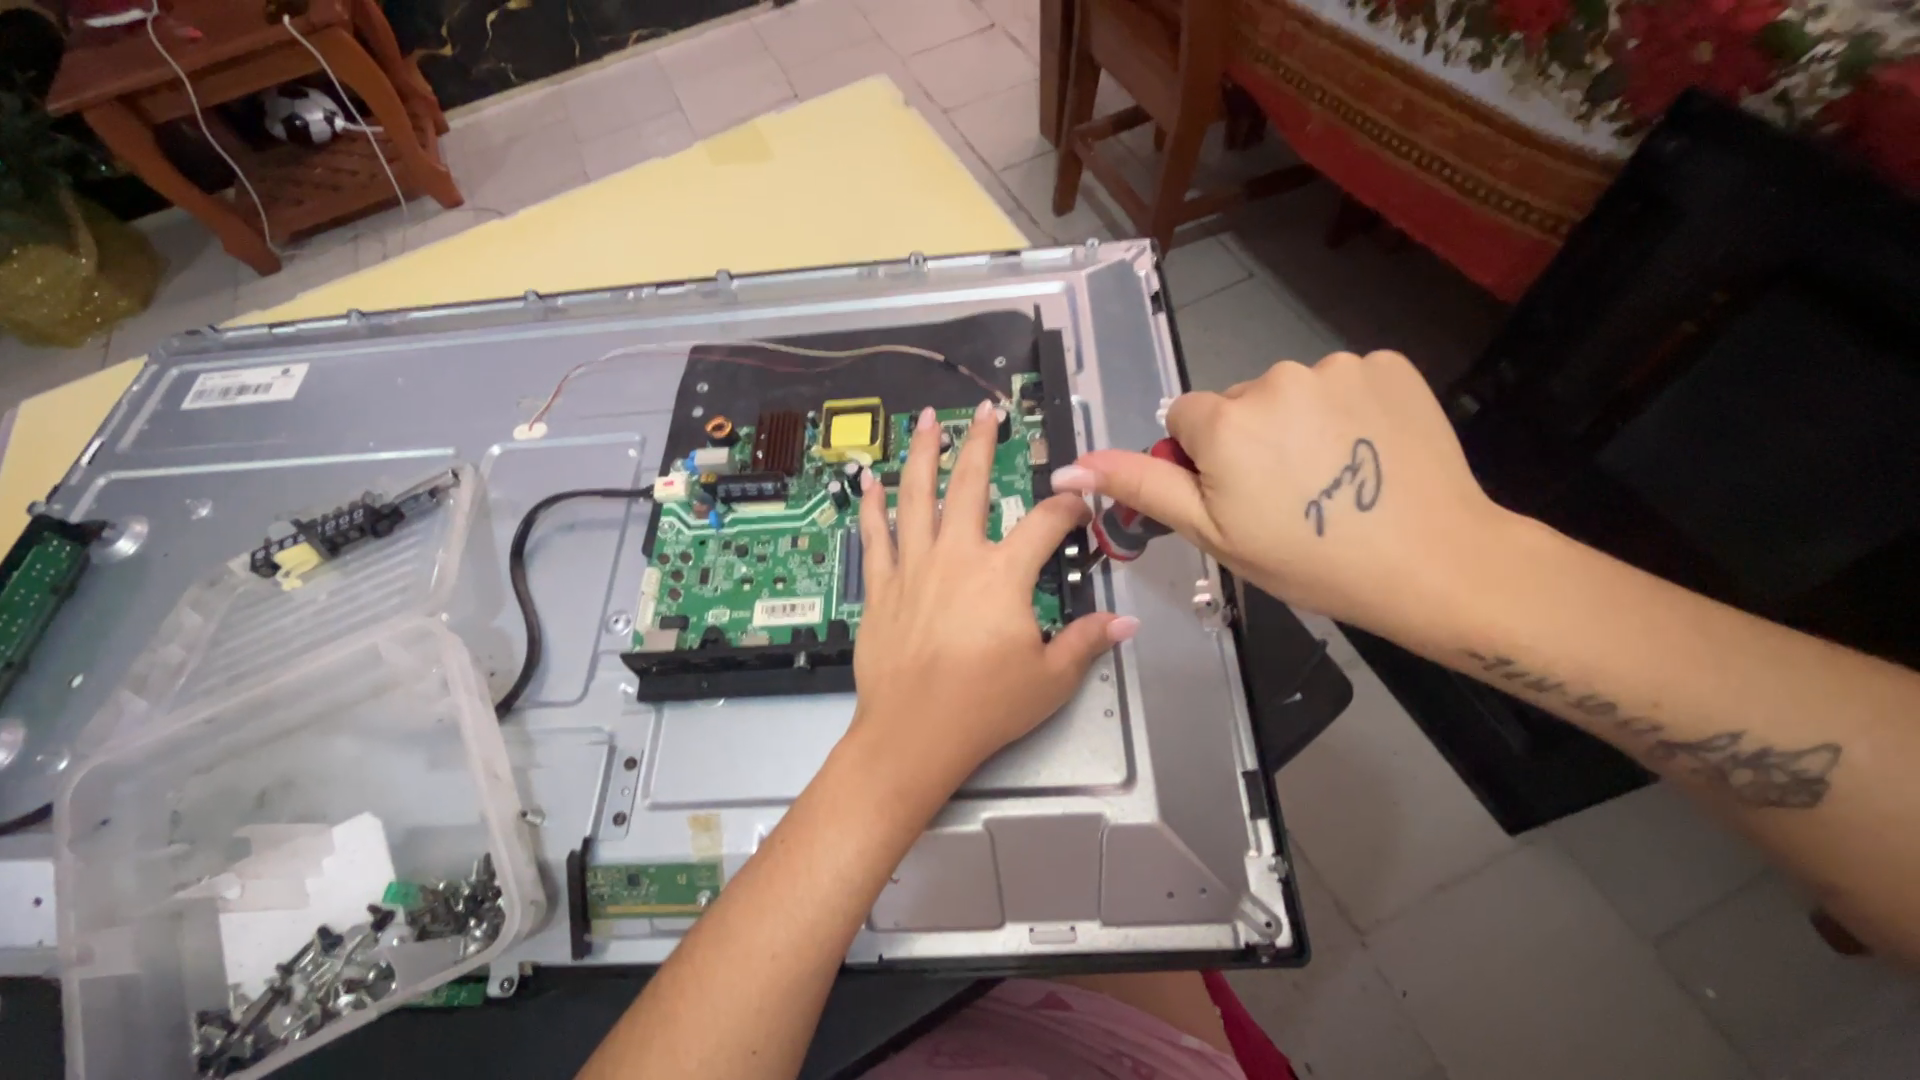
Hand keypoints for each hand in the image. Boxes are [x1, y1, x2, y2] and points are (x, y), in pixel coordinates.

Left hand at [849, 401, 1135, 791]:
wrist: (913, 735)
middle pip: (971, 485)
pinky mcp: (881, 588)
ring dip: (921, 455)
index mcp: (1003, 575)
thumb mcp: (1050, 679)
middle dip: (982, 443)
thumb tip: (1126, 623)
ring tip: (925, 421)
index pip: (1045, 523)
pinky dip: (871, 507)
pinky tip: (869, 482)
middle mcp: (957, 557)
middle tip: (987, 411)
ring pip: (916, 497)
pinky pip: (875, 537)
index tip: (1080, 502)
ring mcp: (913, 568)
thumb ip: (1087, 642)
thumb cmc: (985, 707)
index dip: (1069, 506)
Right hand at [1051, 351, 1509, 633]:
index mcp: (1224, 419)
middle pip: (1238, 403)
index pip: (1185, 419)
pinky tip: (1367, 454)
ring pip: (1291, 392)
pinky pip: (1343, 383)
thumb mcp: (1211, 533)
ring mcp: (1337, 367)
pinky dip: (1347, 413)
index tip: (1239, 496)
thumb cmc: (1307, 559)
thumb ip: (1141, 488)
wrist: (1432, 562)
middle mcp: (1274, 378)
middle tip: (1287, 494)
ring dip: (1298, 424)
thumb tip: (1071, 466)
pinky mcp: (1389, 365)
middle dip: (1248, 439)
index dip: (1205, 461)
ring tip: (1332, 478)